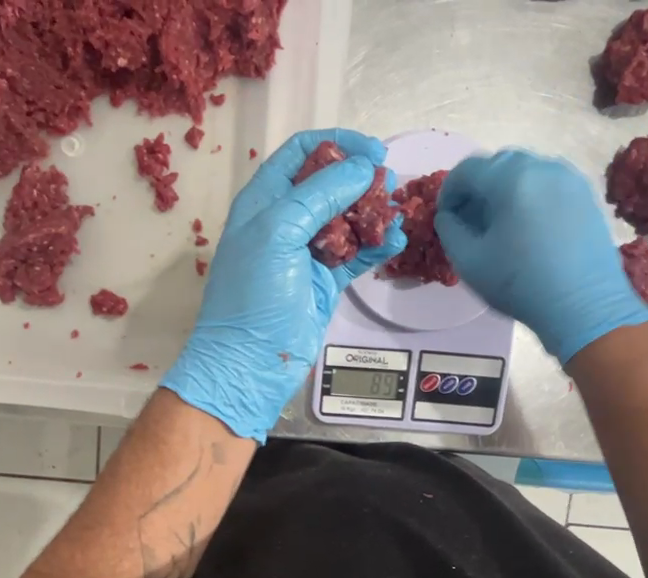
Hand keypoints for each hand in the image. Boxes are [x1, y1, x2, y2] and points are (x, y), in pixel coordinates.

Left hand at [160, 129, 405, 441]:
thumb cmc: (254, 295)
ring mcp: (306, 253)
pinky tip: (396, 240)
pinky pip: (356, 254)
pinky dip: (376, 245)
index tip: (373, 152)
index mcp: (264, 200)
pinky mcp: (325, 282)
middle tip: (390, 186)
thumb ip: (321, 194)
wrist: (249, 363)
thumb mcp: (279, 232)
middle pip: (329, 183)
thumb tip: (363, 167)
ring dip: (373, 213)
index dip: (338, 145)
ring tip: (397, 213)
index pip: (302, 152)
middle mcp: (285, 221)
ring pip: (346, 218)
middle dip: (361, 179)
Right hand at [436, 149, 647, 364]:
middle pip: (498, 165)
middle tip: (471, 221)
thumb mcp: (469, 262)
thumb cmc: (520, 285)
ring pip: (526, 172)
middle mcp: (542, 167)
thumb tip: (449, 216)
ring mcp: (569, 178)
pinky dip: (530, 197)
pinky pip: (548, 185)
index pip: (467, 170)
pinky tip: (528, 229)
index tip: (445, 218)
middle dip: (478, 189)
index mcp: (510, 178)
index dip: (448, 192)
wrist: (583, 306)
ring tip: (500, 226)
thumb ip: (450, 231)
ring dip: (505, 191)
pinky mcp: (586, 194)